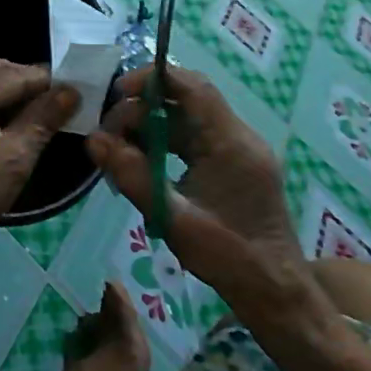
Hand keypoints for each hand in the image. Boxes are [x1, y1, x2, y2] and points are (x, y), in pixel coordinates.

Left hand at [0, 60, 78, 276]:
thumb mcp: (16, 155)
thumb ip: (44, 117)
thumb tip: (73, 91)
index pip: (14, 74)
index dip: (49, 80)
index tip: (80, 88)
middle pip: (1, 73)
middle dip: (34, 84)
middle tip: (67, 99)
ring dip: (21, 95)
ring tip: (53, 109)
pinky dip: (6, 107)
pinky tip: (28, 120)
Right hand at [86, 66, 311, 315]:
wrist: (276, 292)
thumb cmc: (228, 256)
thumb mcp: (173, 217)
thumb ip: (133, 176)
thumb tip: (95, 140)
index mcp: (230, 141)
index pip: (193, 86)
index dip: (154, 79)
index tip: (119, 91)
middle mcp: (237, 137)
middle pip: (187, 101)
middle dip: (145, 107)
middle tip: (110, 131)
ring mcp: (237, 151)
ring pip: (188, 120)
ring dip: (152, 126)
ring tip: (118, 145)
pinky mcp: (233, 166)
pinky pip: (194, 139)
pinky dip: (165, 143)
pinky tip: (142, 161)